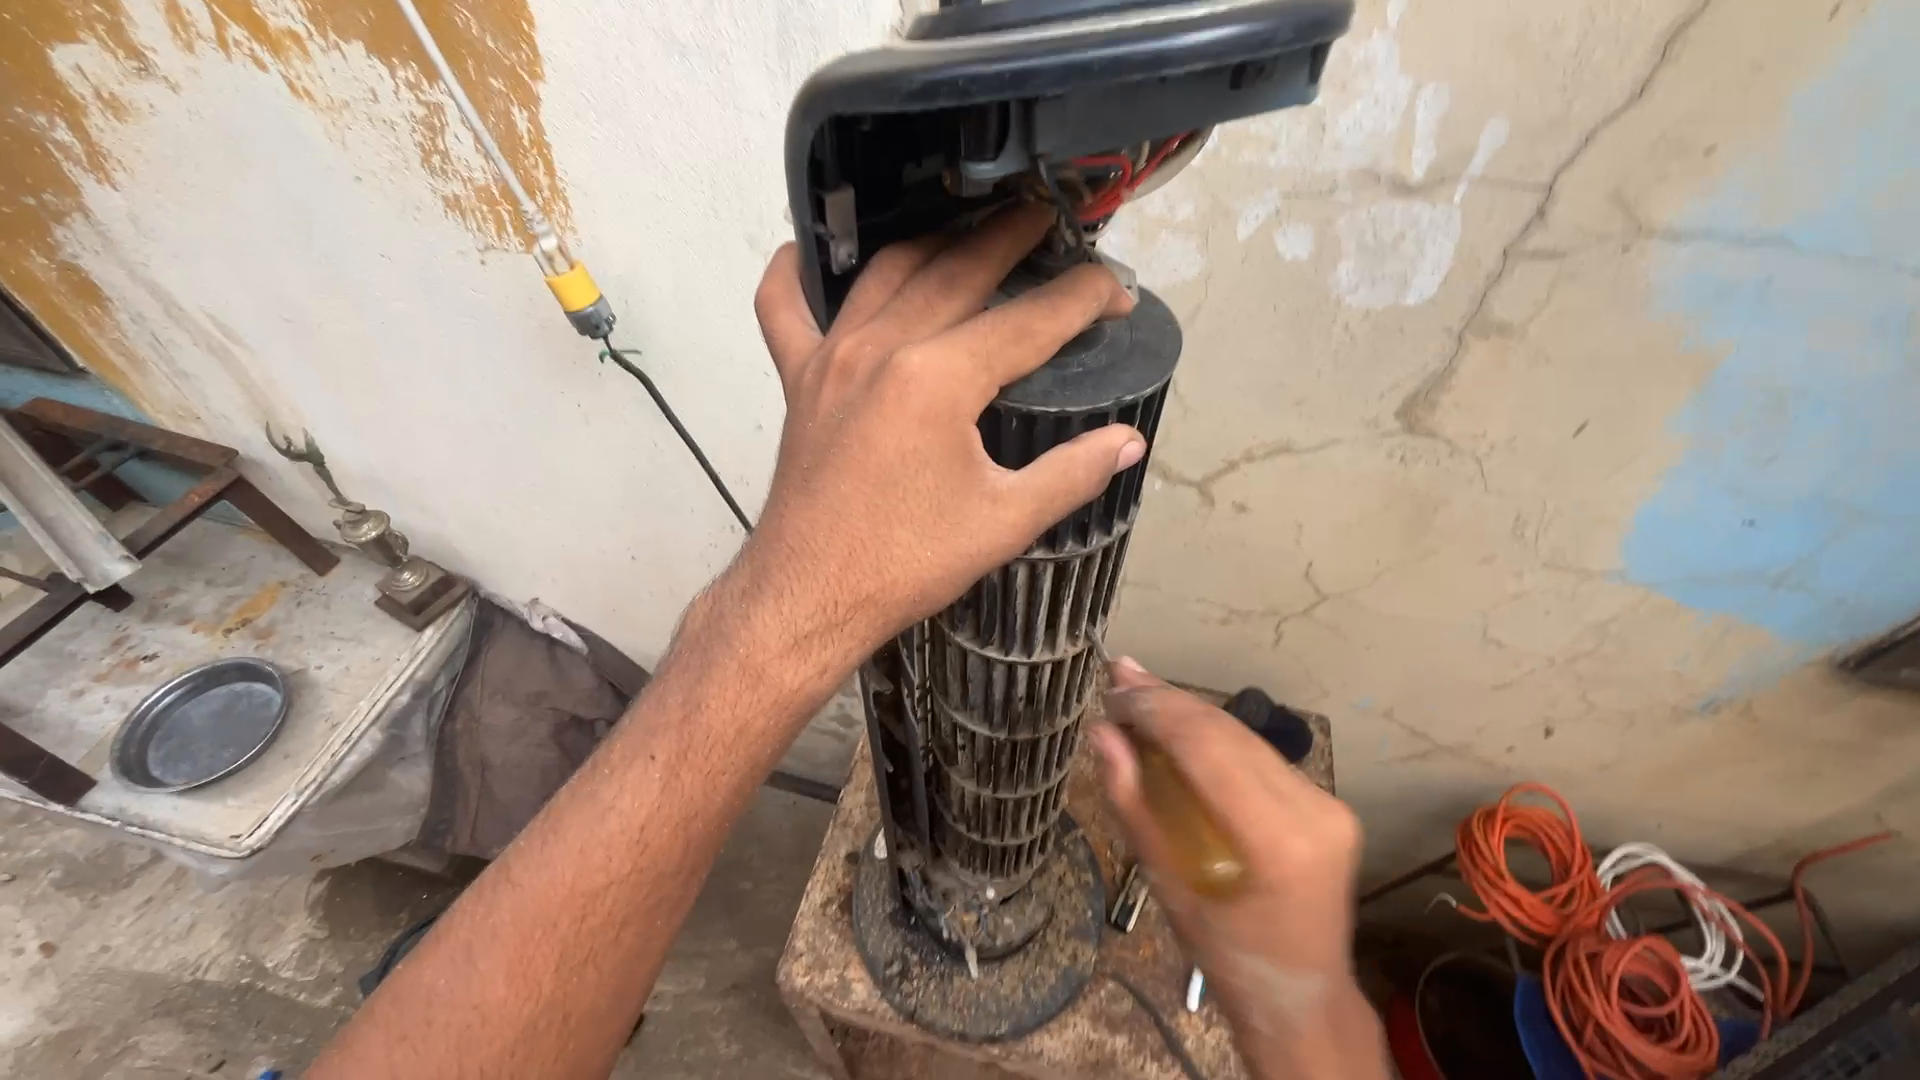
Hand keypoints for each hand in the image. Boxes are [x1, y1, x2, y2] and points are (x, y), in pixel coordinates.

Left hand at [739, 204, 1141, 673]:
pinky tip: (808, 255)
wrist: (811, 597)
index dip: (1083, 299)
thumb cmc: (907, 564)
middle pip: (958, 268)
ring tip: (971, 227)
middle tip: (1051, 217)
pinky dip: (793, 276)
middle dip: (1013, 236)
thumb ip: (1073, 473)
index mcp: (939, 379)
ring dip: (934, 241)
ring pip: (886, 272)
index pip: (1029, 320)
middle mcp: (882, 347)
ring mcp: (831, 358)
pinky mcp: (798, 380)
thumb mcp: (1005, 522)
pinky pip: (782, 309)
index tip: (1118, 292)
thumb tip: (1129, 442)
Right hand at [1092, 659, 1387, 1079]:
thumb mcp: (1165, 887)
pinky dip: (1212, 737)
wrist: (1302, 997)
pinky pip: (1258, 755)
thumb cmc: (1225, 956)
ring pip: (1243, 736)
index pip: (1208, 746)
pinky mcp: (1327, 802)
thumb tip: (1101, 734)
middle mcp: (1312, 809)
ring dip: (1187, 712)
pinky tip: (1176, 722)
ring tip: (1137, 690)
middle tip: (1118, 677)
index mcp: (1277, 839)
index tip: (1111, 694)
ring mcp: (1326, 803)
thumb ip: (1133, 804)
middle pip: (1228, 732)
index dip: (1156, 710)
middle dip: (1167, 701)